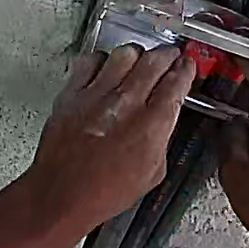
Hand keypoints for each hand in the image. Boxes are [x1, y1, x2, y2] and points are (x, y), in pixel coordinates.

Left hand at [20, 44, 194, 231]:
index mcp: (151, 124)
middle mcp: (125, 103)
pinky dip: (102, 60)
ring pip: (124, 53)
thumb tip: (164, 119)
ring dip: (136, 54)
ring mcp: (96, 95)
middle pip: (154, 60)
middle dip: (167, 55)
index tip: (186, 65)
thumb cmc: (103, 191)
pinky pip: (89, 61)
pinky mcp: (72, 93)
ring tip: (138, 60)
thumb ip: (161, 138)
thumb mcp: (152, 173)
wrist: (62, 194)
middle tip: (169, 56)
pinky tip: (105, 69)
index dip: (185, 69)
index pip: (176, 81)